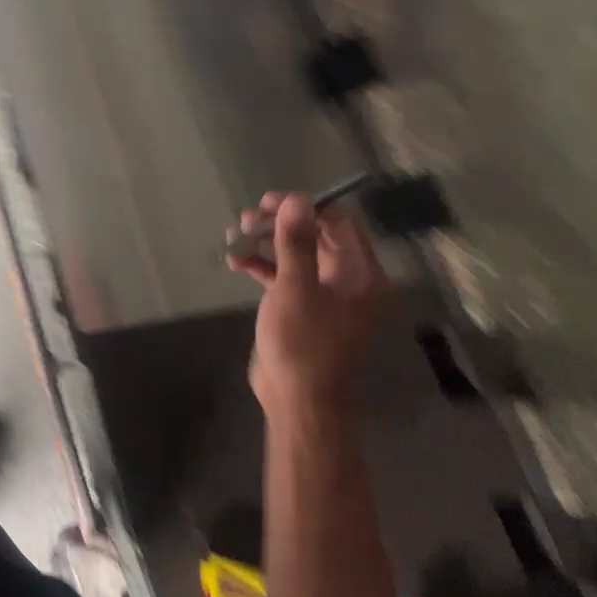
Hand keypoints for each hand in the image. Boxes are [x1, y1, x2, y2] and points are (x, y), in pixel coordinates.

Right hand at [227, 192, 383, 418]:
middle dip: (280, 224)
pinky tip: (235, 263)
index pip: (340, 225)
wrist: (298, 396)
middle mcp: (348, 281)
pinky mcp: (301, 308)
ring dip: (266, 243)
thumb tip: (297, 200)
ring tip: (235, 237)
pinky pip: (283, 276)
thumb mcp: (296, 287)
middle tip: (247, 220)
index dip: (306, 208)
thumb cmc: (304, 341)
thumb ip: (297, 243)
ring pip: (296, 254)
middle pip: (316, 236)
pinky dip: (260, 266)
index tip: (269, 203)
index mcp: (361, 275)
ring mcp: (325, 295)